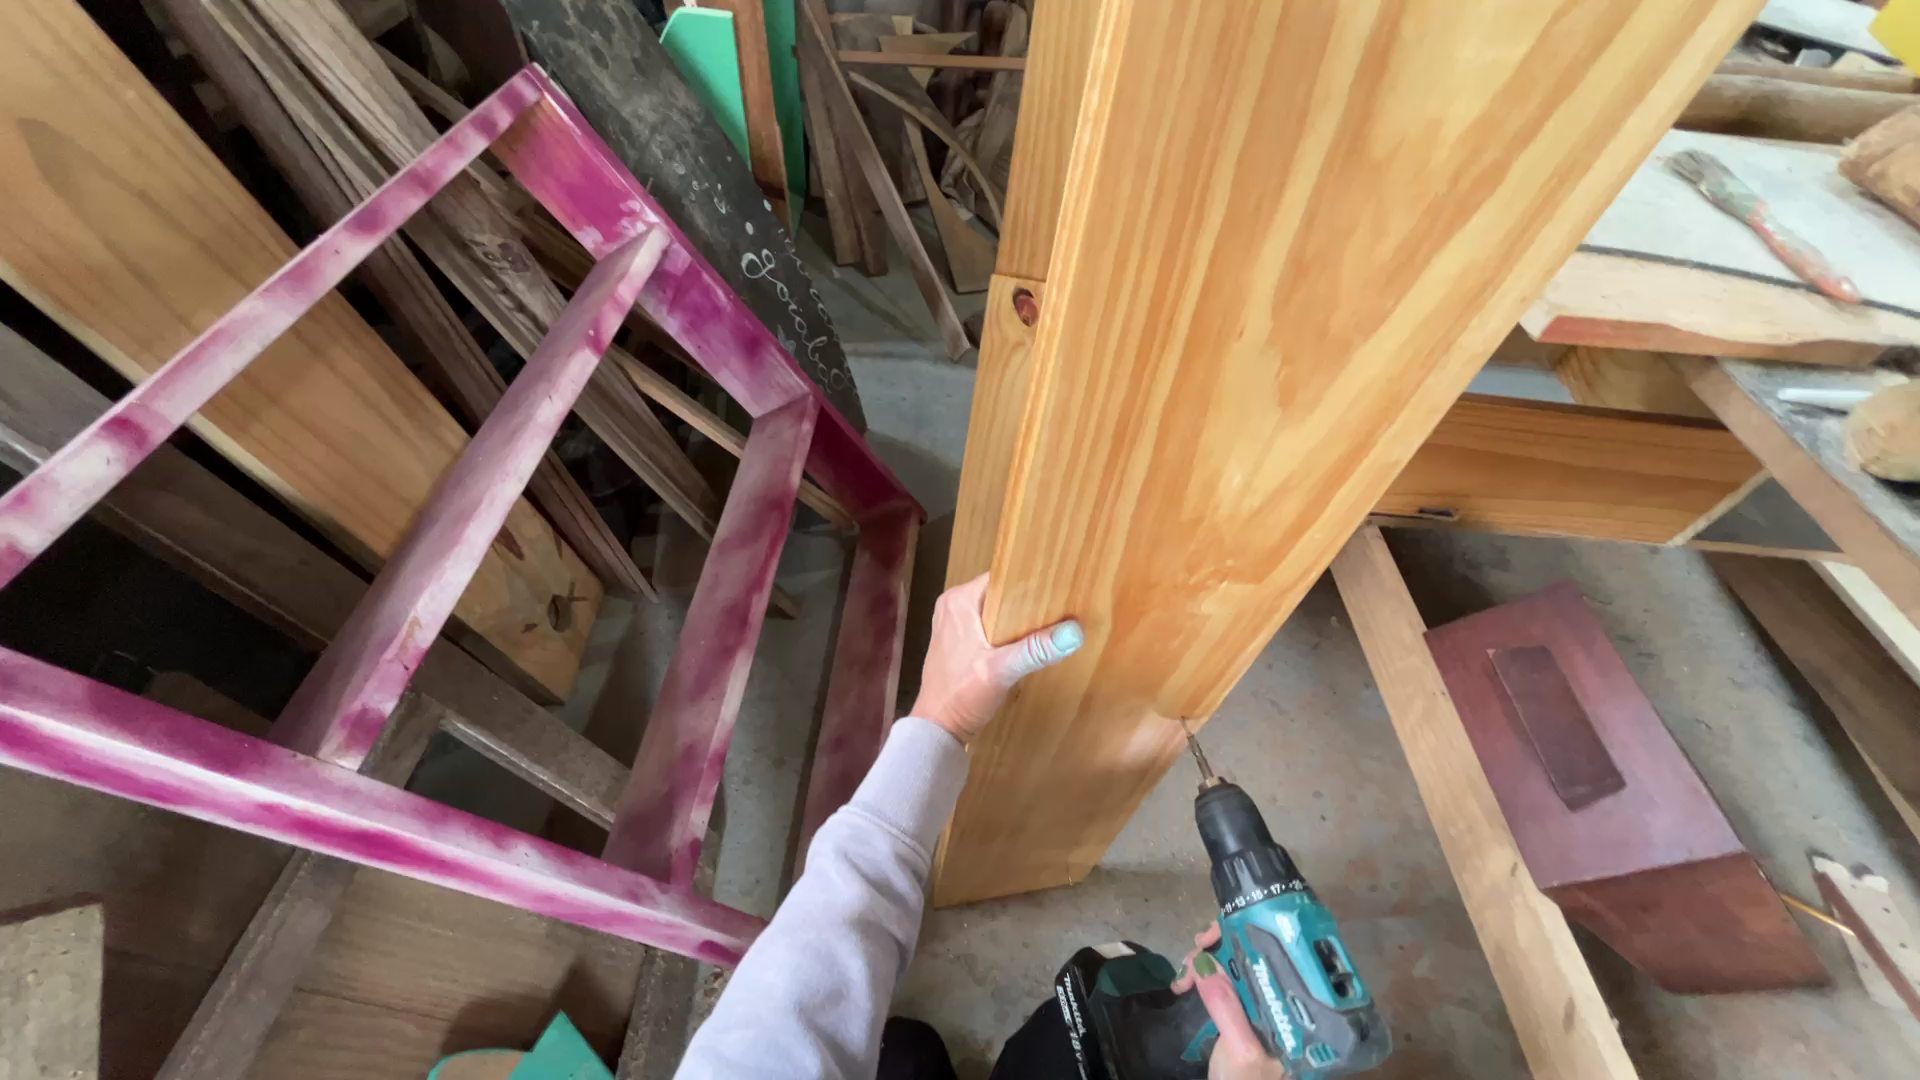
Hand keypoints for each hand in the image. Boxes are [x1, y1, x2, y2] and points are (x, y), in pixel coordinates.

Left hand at [909, 574, 1082, 744]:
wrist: (938, 728)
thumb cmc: (962, 694)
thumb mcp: (1001, 670)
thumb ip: (1035, 650)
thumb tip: (1075, 632)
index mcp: (959, 600)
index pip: (1002, 577)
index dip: (1030, 581)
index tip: (1061, 586)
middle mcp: (954, 604)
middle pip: (1001, 593)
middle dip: (1029, 601)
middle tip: (1064, 605)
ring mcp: (955, 622)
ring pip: (997, 610)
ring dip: (1021, 618)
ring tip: (1054, 620)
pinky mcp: (960, 639)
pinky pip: (991, 625)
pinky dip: (1009, 631)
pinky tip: (1032, 640)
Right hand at [1172, 923, 1288, 1079]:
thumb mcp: (1240, 1052)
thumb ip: (1227, 1009)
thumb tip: (1205, 962)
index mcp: (1293, 1010)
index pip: (1277, 959)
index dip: (1248, 937)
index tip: (1217, 932)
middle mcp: (1280, 1002)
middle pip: (1253, 956)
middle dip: (1220, 945)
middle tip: (1196, 946)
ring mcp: (1259, 1007)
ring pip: (1232, 965)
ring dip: (1204, 960)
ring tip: (1184, 973)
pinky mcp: (1239, 1013)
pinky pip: (1220, 981)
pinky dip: (1200, 974)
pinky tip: (1185, 981)